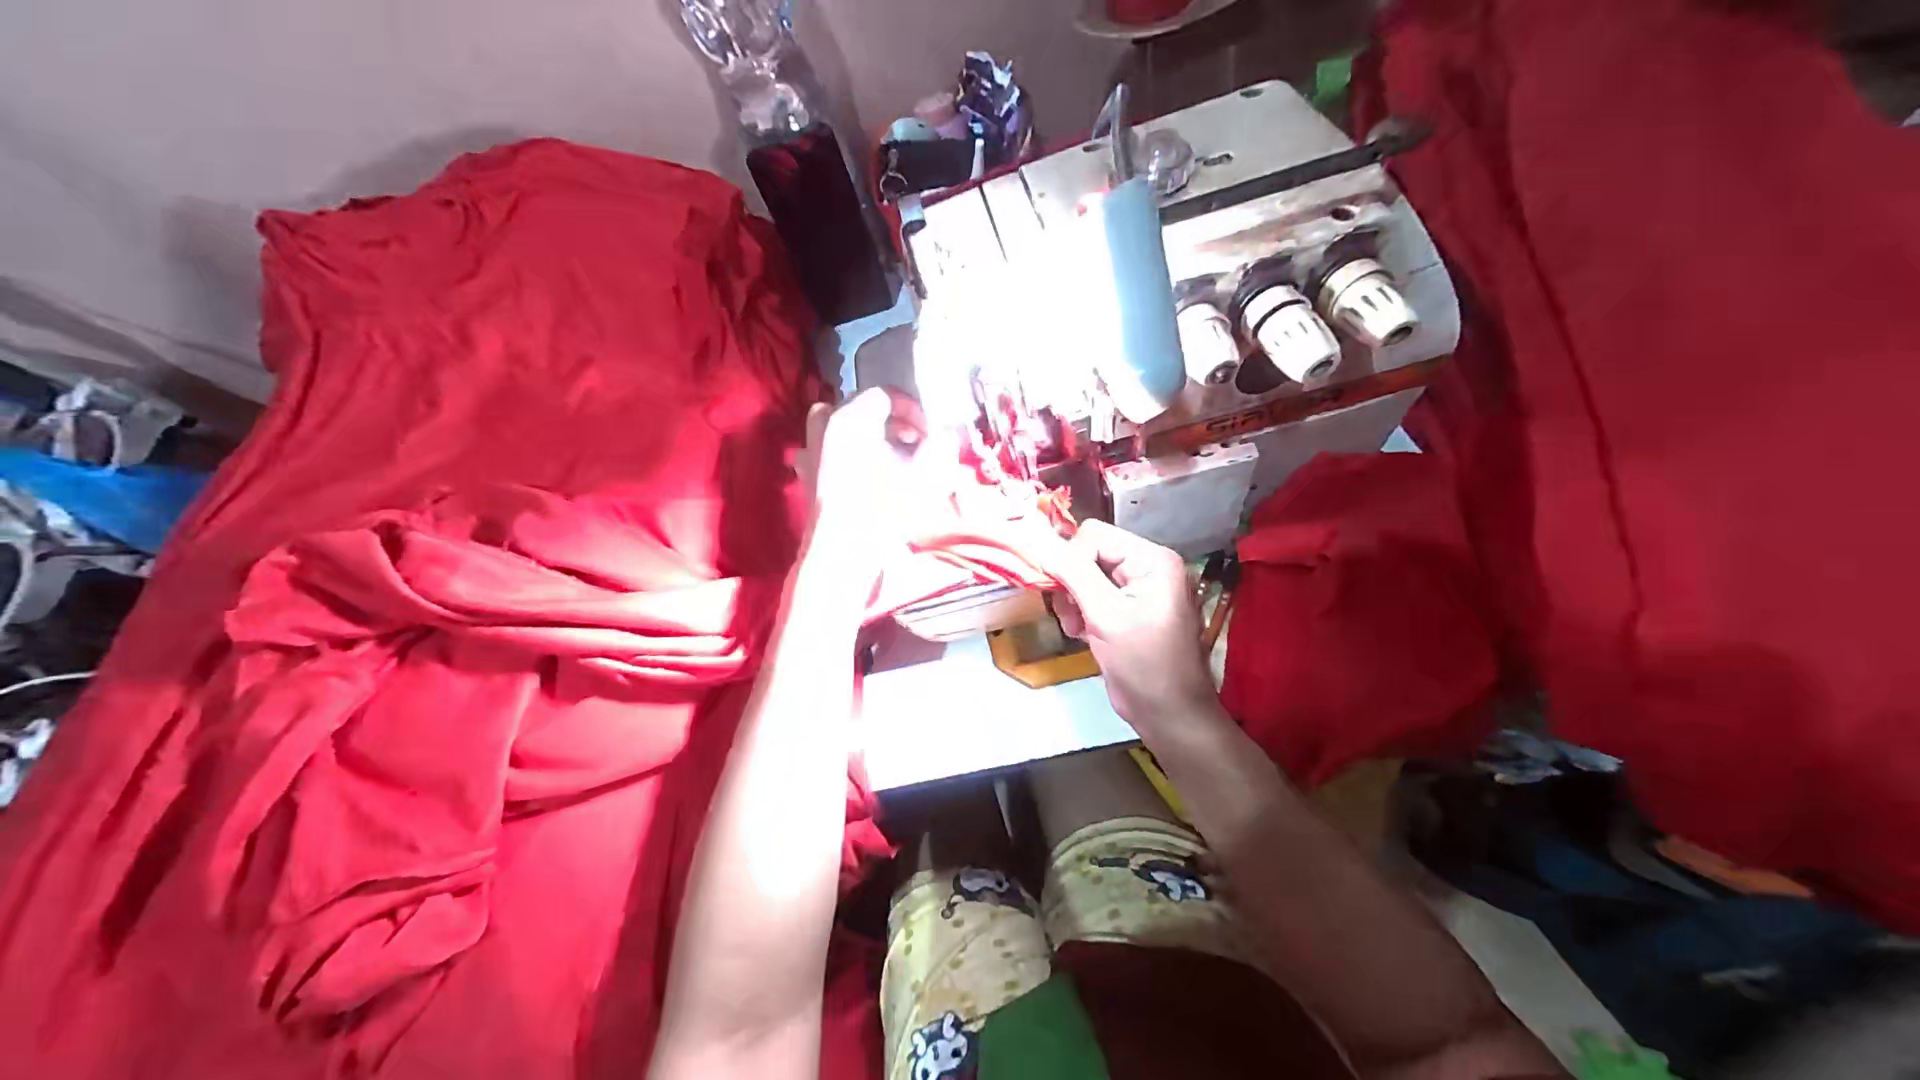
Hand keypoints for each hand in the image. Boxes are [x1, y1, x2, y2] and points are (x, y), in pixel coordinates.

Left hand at [794, 387, 926, 580]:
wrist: (846, 554)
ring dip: (862, 435)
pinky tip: (862, 477)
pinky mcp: (807, 479)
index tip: (930, 432)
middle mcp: (825, 427)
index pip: (885, 394)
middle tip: (911, 440)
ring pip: (836, 427)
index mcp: (852, 417)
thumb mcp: (929, 474)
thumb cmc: (887, 510)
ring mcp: (811, 452)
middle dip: (886, 419)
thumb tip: (944, 435)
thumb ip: (940, 446)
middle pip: (857, 407)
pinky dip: (843, 457)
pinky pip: (825, 454)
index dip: (913, 409)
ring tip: (887, 457)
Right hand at [1029, 520, 1219, 731]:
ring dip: (1073, 602)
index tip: (1059, 590)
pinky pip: (1091, 596)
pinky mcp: (1126, 609)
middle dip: (1072, 584)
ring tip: (1077, 629)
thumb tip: (1042, 546)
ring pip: (1084, 576)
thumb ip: (1074, 575)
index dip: (1071, 559)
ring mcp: (1137, 589)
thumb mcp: (1105, 615)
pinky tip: (1082, 634)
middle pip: (1089, 554)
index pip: (1095, 536)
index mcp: (1153, 560)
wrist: (1167, 713)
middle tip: (1070, 616)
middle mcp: (1146, 566)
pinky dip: (1080, 613)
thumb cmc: (1143, 664)